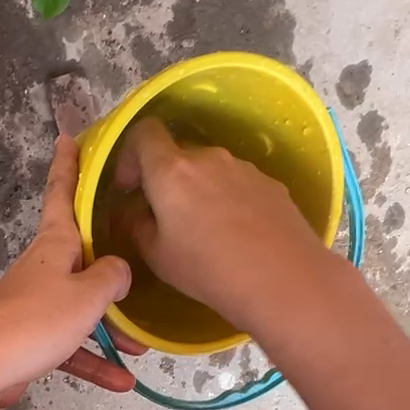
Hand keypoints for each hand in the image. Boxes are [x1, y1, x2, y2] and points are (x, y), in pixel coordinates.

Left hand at [0, 135, 135, 391]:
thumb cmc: (37, 321)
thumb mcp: (88, 294)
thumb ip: (112, 276)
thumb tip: (118, 271)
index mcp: (54, 244)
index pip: (62, 193)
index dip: (68, 165)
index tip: (68, 138)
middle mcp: (43, 269)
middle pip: (82, 258)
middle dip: (111, 267)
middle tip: (138, 266)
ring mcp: (34, 305)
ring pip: (80, 309)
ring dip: (110, 328)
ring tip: (141, 346)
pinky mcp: (29, 340)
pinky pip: (68, 345)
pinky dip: (92, 361)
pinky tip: (121, 382)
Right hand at [110, 118, 339, 321]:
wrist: (281, 276)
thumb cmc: (206, 268)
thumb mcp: (156, 255)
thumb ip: (135, 224)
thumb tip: (133, 209)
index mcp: (172, 170)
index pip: (144, 133)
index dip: (129, 154)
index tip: (129, 187)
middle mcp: (208, 157)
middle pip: (177, 154)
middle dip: (163, 180)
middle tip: (162, 219)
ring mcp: (243, 167)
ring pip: (208, 170)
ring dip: (196, 191)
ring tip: (201, 232)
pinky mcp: (269, 183)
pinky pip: (235, 184)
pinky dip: (225, 200)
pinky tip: (233, 235)